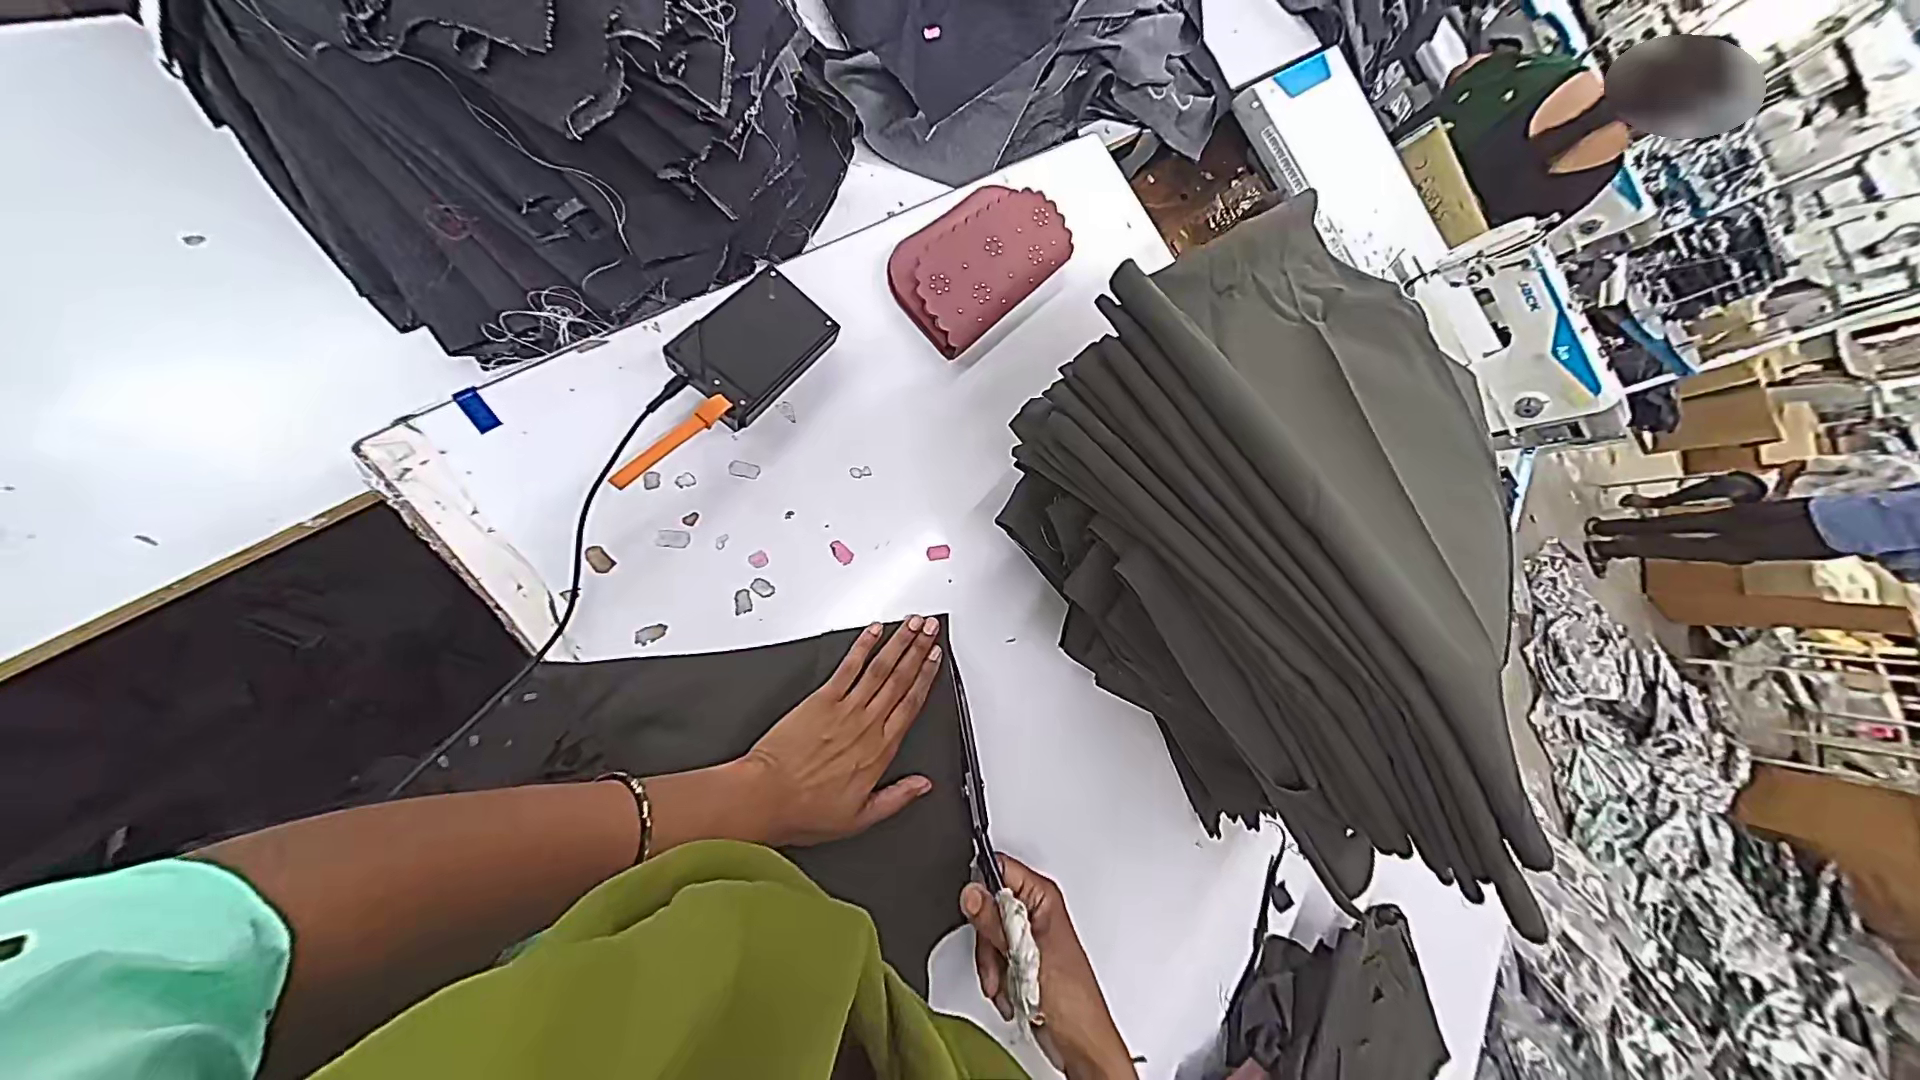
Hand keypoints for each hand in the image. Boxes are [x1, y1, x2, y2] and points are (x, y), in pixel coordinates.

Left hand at [739, 617, 943, 846]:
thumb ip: (896, 798)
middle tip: (930, 628)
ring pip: (880, 667)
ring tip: (912, 624)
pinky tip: (873, 632)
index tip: (935, 658)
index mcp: (879, 750)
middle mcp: (866, 724)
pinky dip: (863, 646)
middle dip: (919, 649)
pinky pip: (848, 667)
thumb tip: (922, 786)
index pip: (911, 704)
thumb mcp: (860, 817)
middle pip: (900, 678)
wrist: (765, 797)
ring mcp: (844, 708)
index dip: (926, 676)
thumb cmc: (805, 808)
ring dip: (899, 642)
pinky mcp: (821, 699)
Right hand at [962, 856, 1134, 1079]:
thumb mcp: (1025, 955)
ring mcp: (1027, 935)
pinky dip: (994, 975)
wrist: (1081, 1044)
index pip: (1000, 868)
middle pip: (989, 902)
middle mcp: (1035, 911)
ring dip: (990, 963)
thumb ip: (995, 922)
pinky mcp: (1021, 957)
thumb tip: (972, 893)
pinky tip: (1007, 991)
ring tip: (1004, 982)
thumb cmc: (1072, 1000)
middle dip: (986, 937)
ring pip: (988, 931)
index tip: (976, 911)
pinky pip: (992, 954)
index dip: (982, 886)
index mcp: (1042, 896)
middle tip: (996, 957)